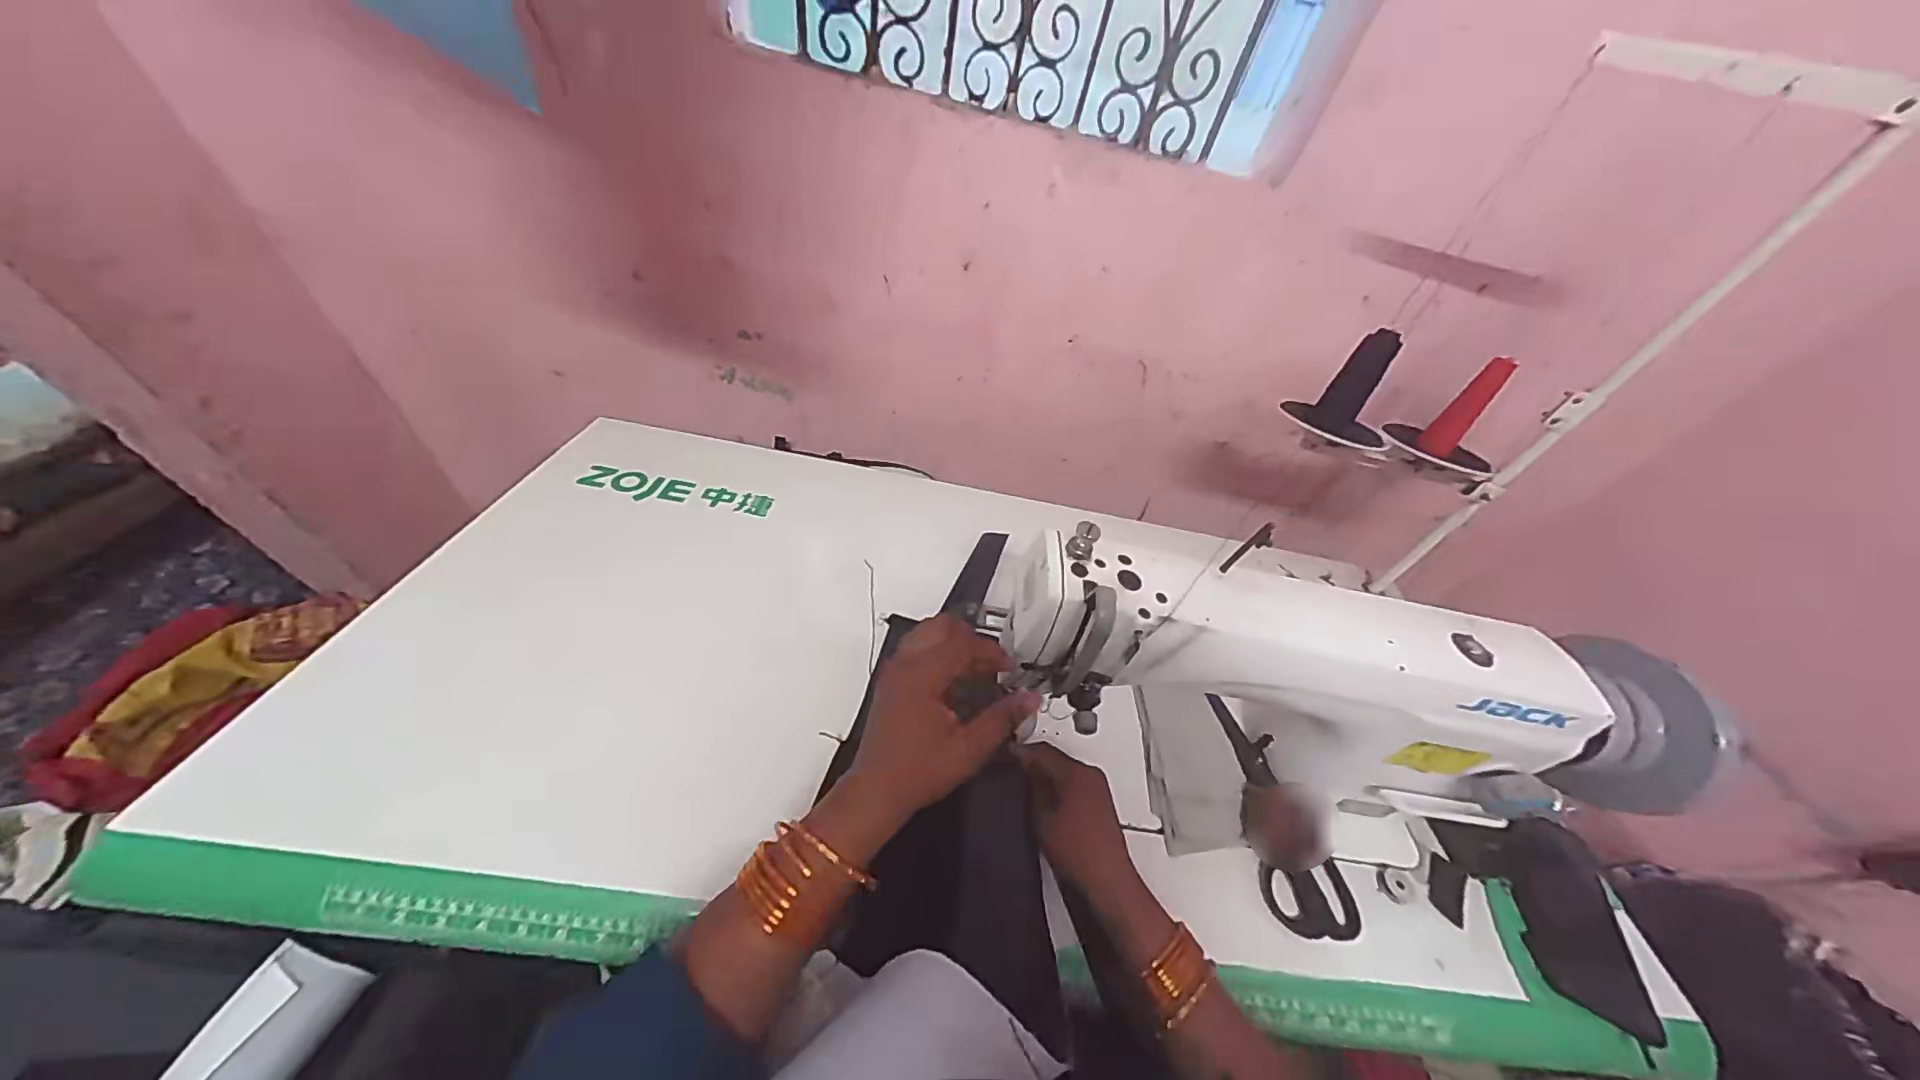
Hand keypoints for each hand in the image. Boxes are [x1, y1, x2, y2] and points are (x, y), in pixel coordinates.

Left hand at [844, 615, 1039, 820]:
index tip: (1008, 666)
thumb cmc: (912, 773)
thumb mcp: (969, 749)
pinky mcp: (890, 684)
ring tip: (976, 669)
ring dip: (954, 644)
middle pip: (941, 626)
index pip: (963, 643)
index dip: (992, 652)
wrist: (877, 791)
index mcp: (921, 676)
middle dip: (972, 638)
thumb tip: (1027, 700)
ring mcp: (894, 673)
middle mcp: (903, 667)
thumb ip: (1002, 719)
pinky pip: (916, 651)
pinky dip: (938, 655)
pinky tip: (955, 682)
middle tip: (992, 660)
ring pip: (927, 634)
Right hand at [1013, 741, 1138, 893]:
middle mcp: (1091, 775)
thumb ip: (1032, 785)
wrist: (1105, 880)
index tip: (1008, 752)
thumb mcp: (1042, 816)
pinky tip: (1048, 801)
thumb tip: (1025, 769)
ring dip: (1047, 773)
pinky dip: (1060, 785)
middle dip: (1034, 761)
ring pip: (1065, 769)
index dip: (1021, 750)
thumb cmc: (1079, 853)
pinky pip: (1075, 782)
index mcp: (1077, 773)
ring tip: (1027, 786)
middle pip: (1056, 757)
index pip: (1043, 750)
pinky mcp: (1101, 801)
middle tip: (1014, 767)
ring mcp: (1098, 788)